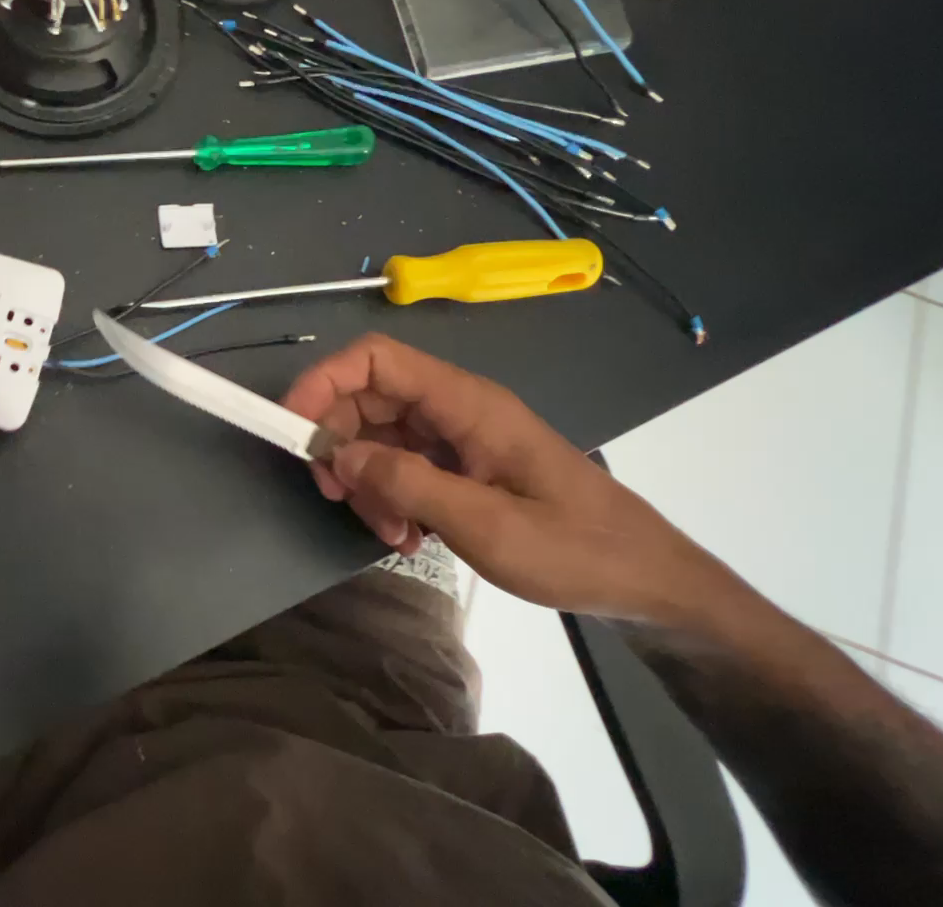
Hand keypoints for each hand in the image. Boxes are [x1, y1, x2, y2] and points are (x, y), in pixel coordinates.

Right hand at [282, 333, 740, 626]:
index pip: (375, 359)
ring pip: (378, 439)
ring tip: (392, 533)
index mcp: (467, 403)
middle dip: (339, 446)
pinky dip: (389, 498)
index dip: (324, 381)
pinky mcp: (459, 465)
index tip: (294, 428)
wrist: (648, 582)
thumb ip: (407, 483)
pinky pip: (400, 467)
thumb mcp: (487, 524)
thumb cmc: (577, 549)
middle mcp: (455, 409)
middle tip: (335, 496)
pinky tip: (407, 536)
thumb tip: (337, 456)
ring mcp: (456, 437)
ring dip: (366, 483)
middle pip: (367, 400)